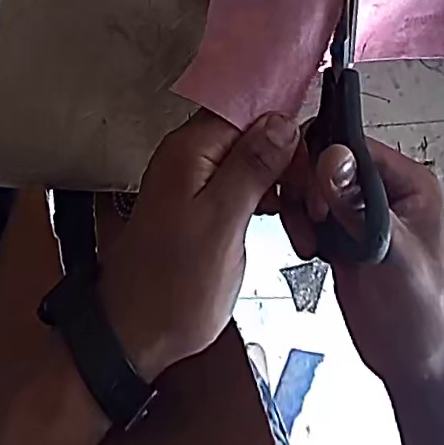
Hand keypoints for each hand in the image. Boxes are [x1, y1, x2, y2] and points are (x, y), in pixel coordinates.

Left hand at [97, 109, 299, 379]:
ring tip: (298, 212)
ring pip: (251, 155)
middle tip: (307, 195)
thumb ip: (252, 167)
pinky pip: (241, 179)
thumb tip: (282, 123)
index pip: (248, 108)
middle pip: (252, 130)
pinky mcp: (200, 199)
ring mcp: (193, 176)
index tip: (308, 155)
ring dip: (280, 178)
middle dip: (286, 157)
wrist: (134, 336)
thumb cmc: (170, 288)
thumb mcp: (222, 223)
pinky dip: (264, 194)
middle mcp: (189, 154)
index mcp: (190, 149)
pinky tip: (278, 215)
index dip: (284, 127)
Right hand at [279, 136, 443, 387]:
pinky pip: (310, 214)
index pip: (357, 146)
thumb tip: (333, 158)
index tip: (311, 187)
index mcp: (410, 184)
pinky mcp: (345, 238)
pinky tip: (308, 248)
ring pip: (315, 187)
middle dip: (309, 186)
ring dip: (301, 208)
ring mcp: (362, 215)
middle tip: (310, 218)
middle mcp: (385, 193)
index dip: (327, 160)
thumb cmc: (432, 318)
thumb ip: (363, 207)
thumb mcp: (398, 257)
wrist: (424, 372)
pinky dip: (300, 226)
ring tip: (308, 239)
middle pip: (330, 163)